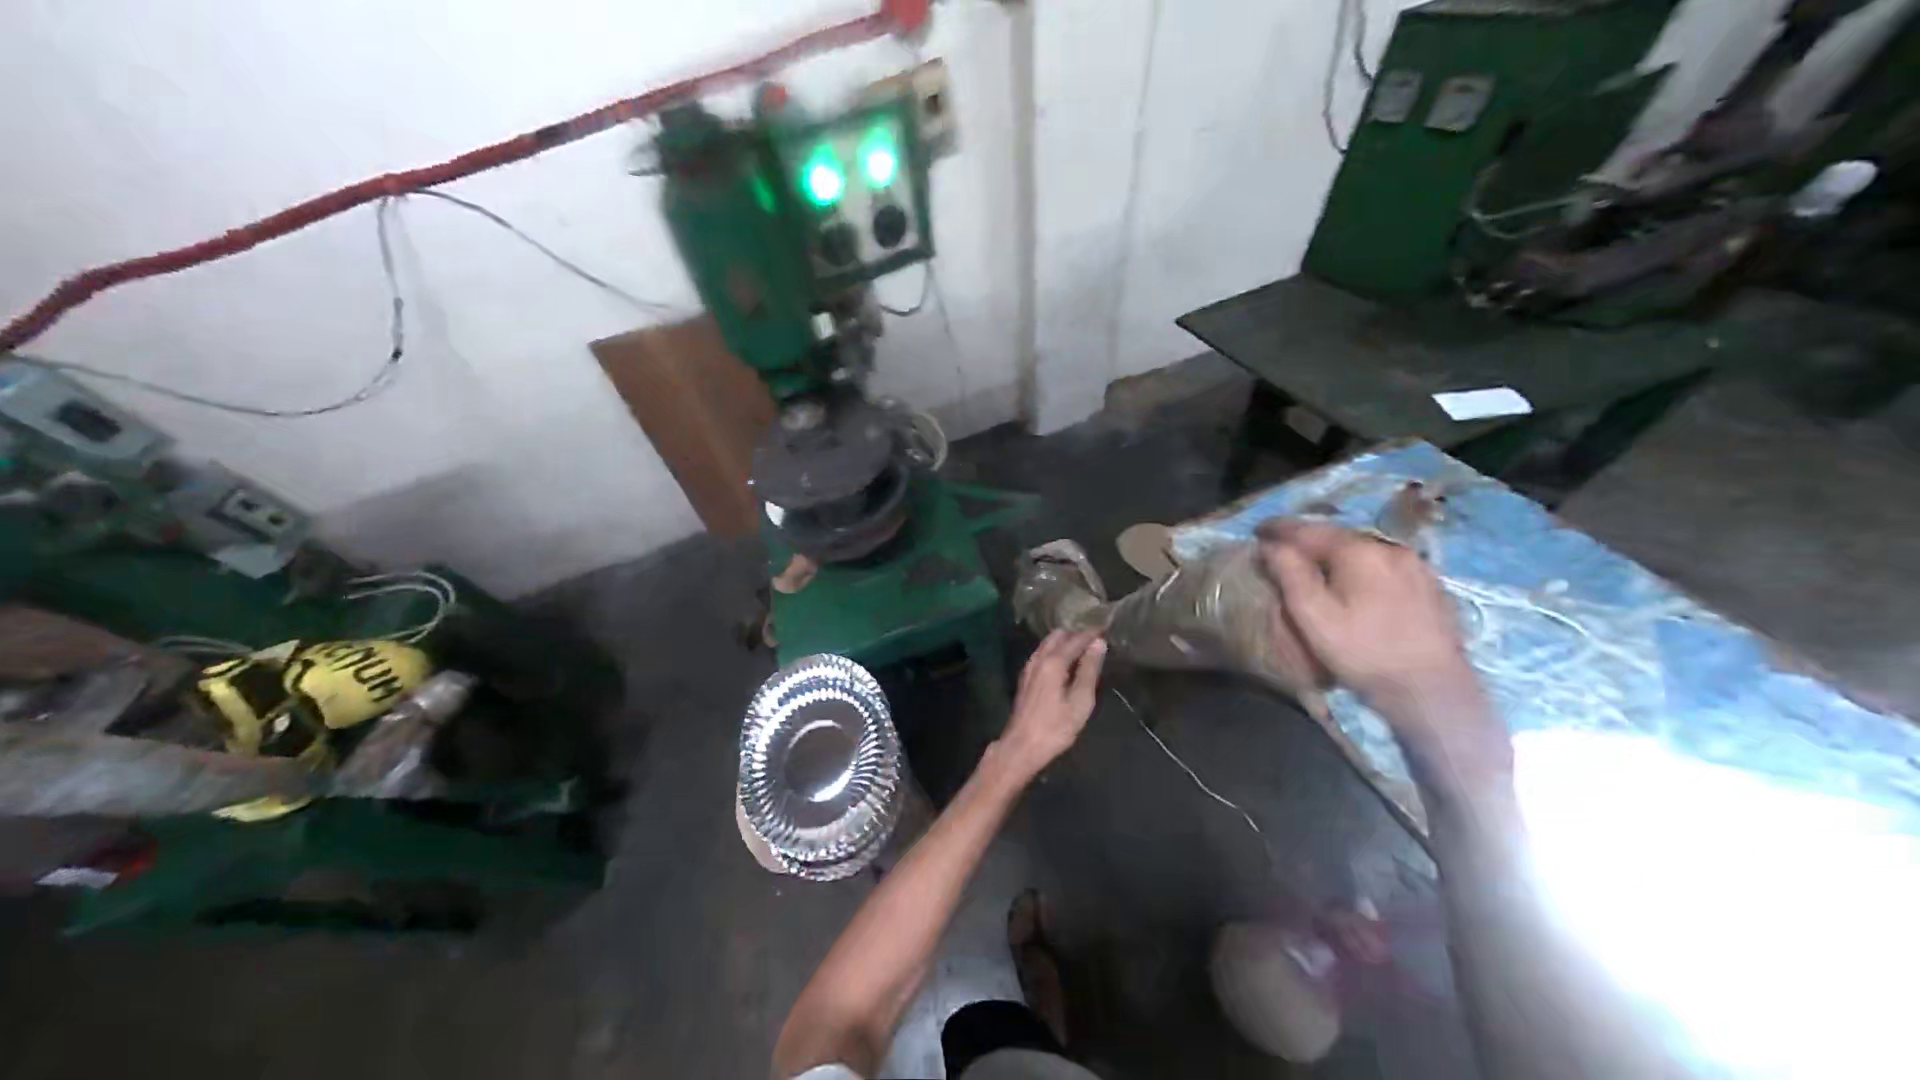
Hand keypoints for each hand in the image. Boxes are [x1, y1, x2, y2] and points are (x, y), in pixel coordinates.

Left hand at [998, 629, 1106, 776]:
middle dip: (1077, 633)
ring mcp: (1029, 667)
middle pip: (1058, 635)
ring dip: (1065, 641)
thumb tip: (1099, 643)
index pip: (1076, 639)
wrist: (1022, 746)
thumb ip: (1089, 670)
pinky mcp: (1026, 677)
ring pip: (1048, 643)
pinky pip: (1042, 653)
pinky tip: (1066, 663)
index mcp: (1053, 662)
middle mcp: (1038, 658)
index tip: (1107, 629)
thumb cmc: (1055, 727)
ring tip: (1085, 649)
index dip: (1092, 633)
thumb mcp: (1080, 701)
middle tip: (1096, 639)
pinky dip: (1056, 651)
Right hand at [1257, 521, 1498, 761]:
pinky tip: (1355, 586)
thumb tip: (1270, 546)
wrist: (1434, 691)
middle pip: (1338, 537)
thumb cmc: (1364, 654)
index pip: (1309, 529)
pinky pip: (1384, 566)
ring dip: (1335, 555)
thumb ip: (1289, 575)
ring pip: (1363, 551)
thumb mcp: (1313, 617)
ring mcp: (1416, 566)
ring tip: (1316, 567)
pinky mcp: (1431, 586)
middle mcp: (1390, 548)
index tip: (1258, 531)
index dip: (1279, 529)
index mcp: (1358, 551)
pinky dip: (1361, 569)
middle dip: (1308, 541)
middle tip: (1282, 551)